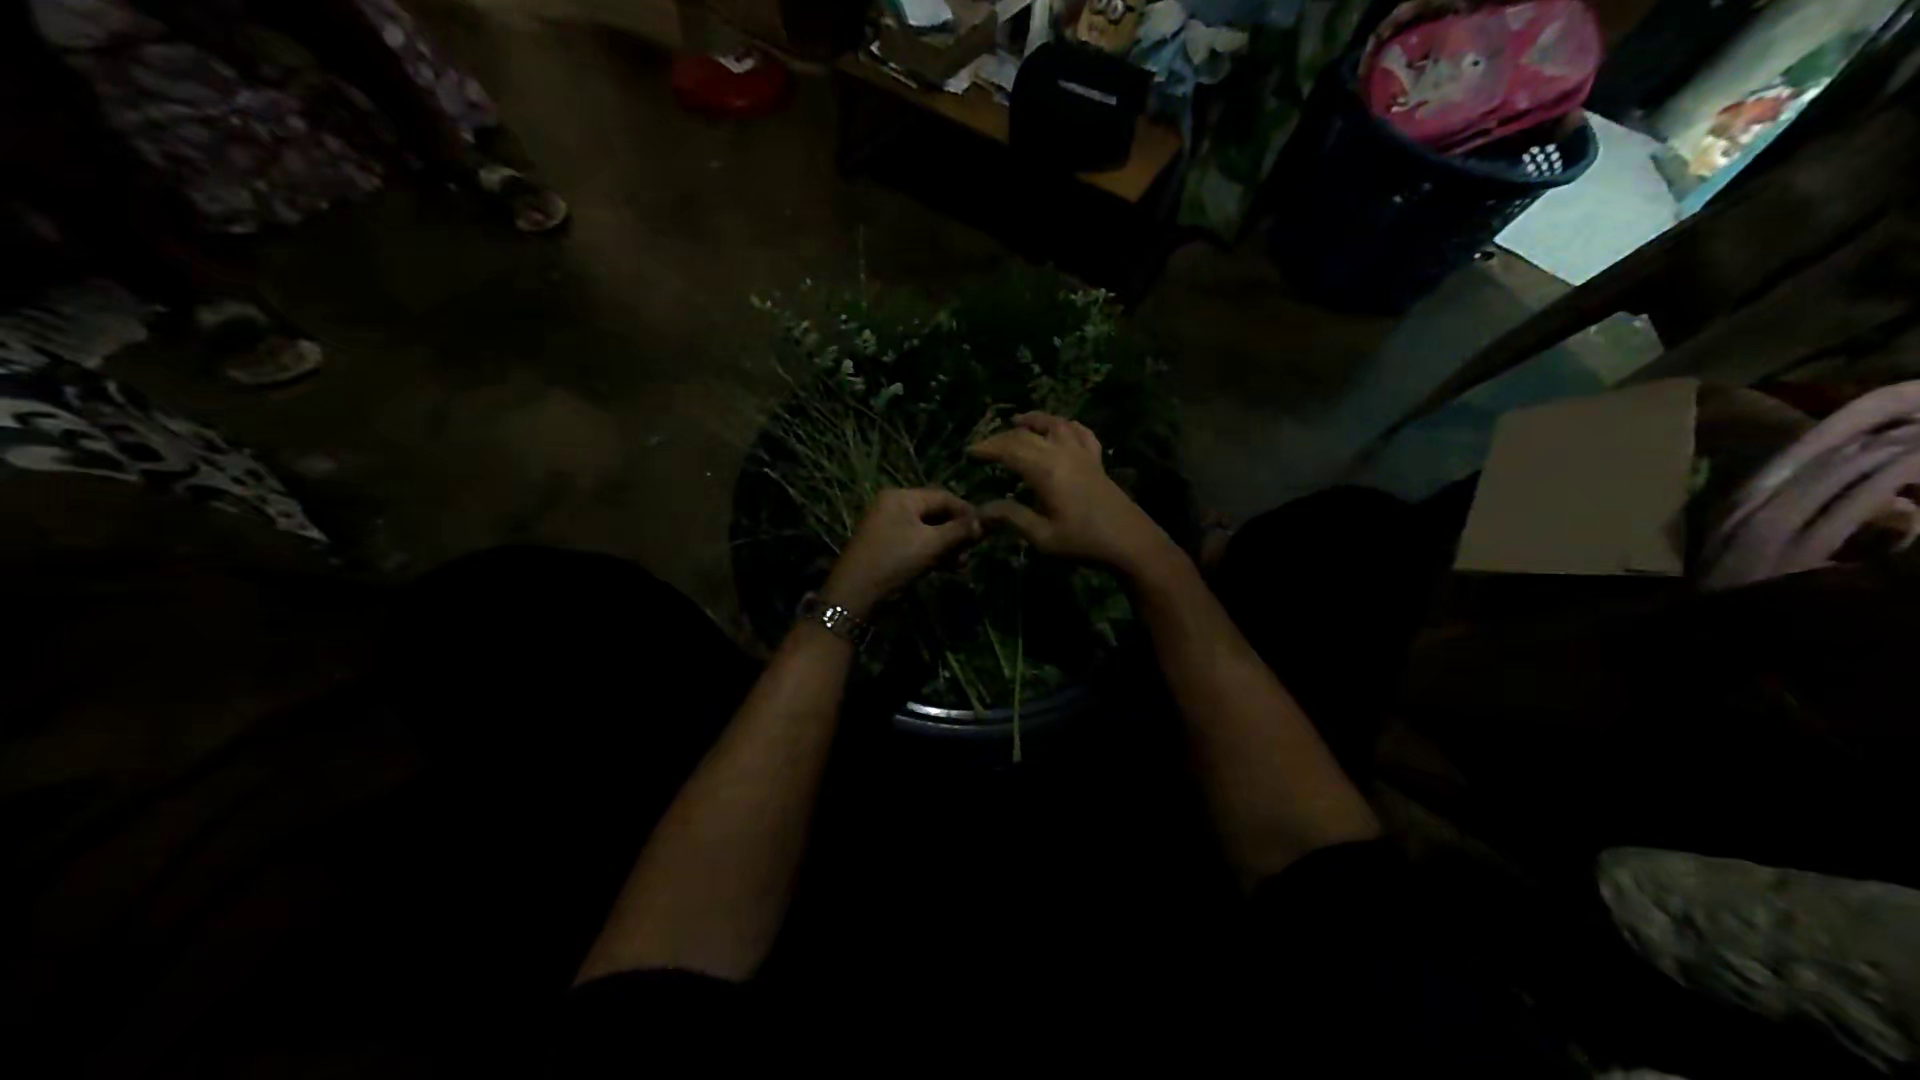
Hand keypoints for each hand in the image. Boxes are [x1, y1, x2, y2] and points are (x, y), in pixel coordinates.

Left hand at [821, 488, 980, 616]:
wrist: (855, 595)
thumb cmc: (894, 562)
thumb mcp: (931, 544)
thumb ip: (959, 531)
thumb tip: (983, 522)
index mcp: (901, 497)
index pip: (943, 496)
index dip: (967, 512)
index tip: (986, 530)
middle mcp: (894, 506)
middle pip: (936, 513)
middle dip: (957, 532)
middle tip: (972, 551)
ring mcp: (889, 527)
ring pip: (929, 530)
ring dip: (948, 545)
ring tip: (961, 564)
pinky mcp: (888, 547)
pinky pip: (917, 543)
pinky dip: (934, 552)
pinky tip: (948, 568)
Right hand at [969, 413, 1177, 577]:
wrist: (1130, 542)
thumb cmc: (1083, 542)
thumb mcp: (1042, 536)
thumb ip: (1011, 517)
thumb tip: (981, 509)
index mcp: (1046, 471)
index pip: (1009, 449)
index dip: (987, 448)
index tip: (970, 452)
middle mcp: (1062, 454)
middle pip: (1027, 435)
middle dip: (1002, 437)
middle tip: (985, 446)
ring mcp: (1083, 454)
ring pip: (1056, 424)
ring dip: (1035, 420)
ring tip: (1018, 421)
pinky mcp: (1097, 461)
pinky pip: (1081, 433)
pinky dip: (1066, 426)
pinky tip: (1061, 429)